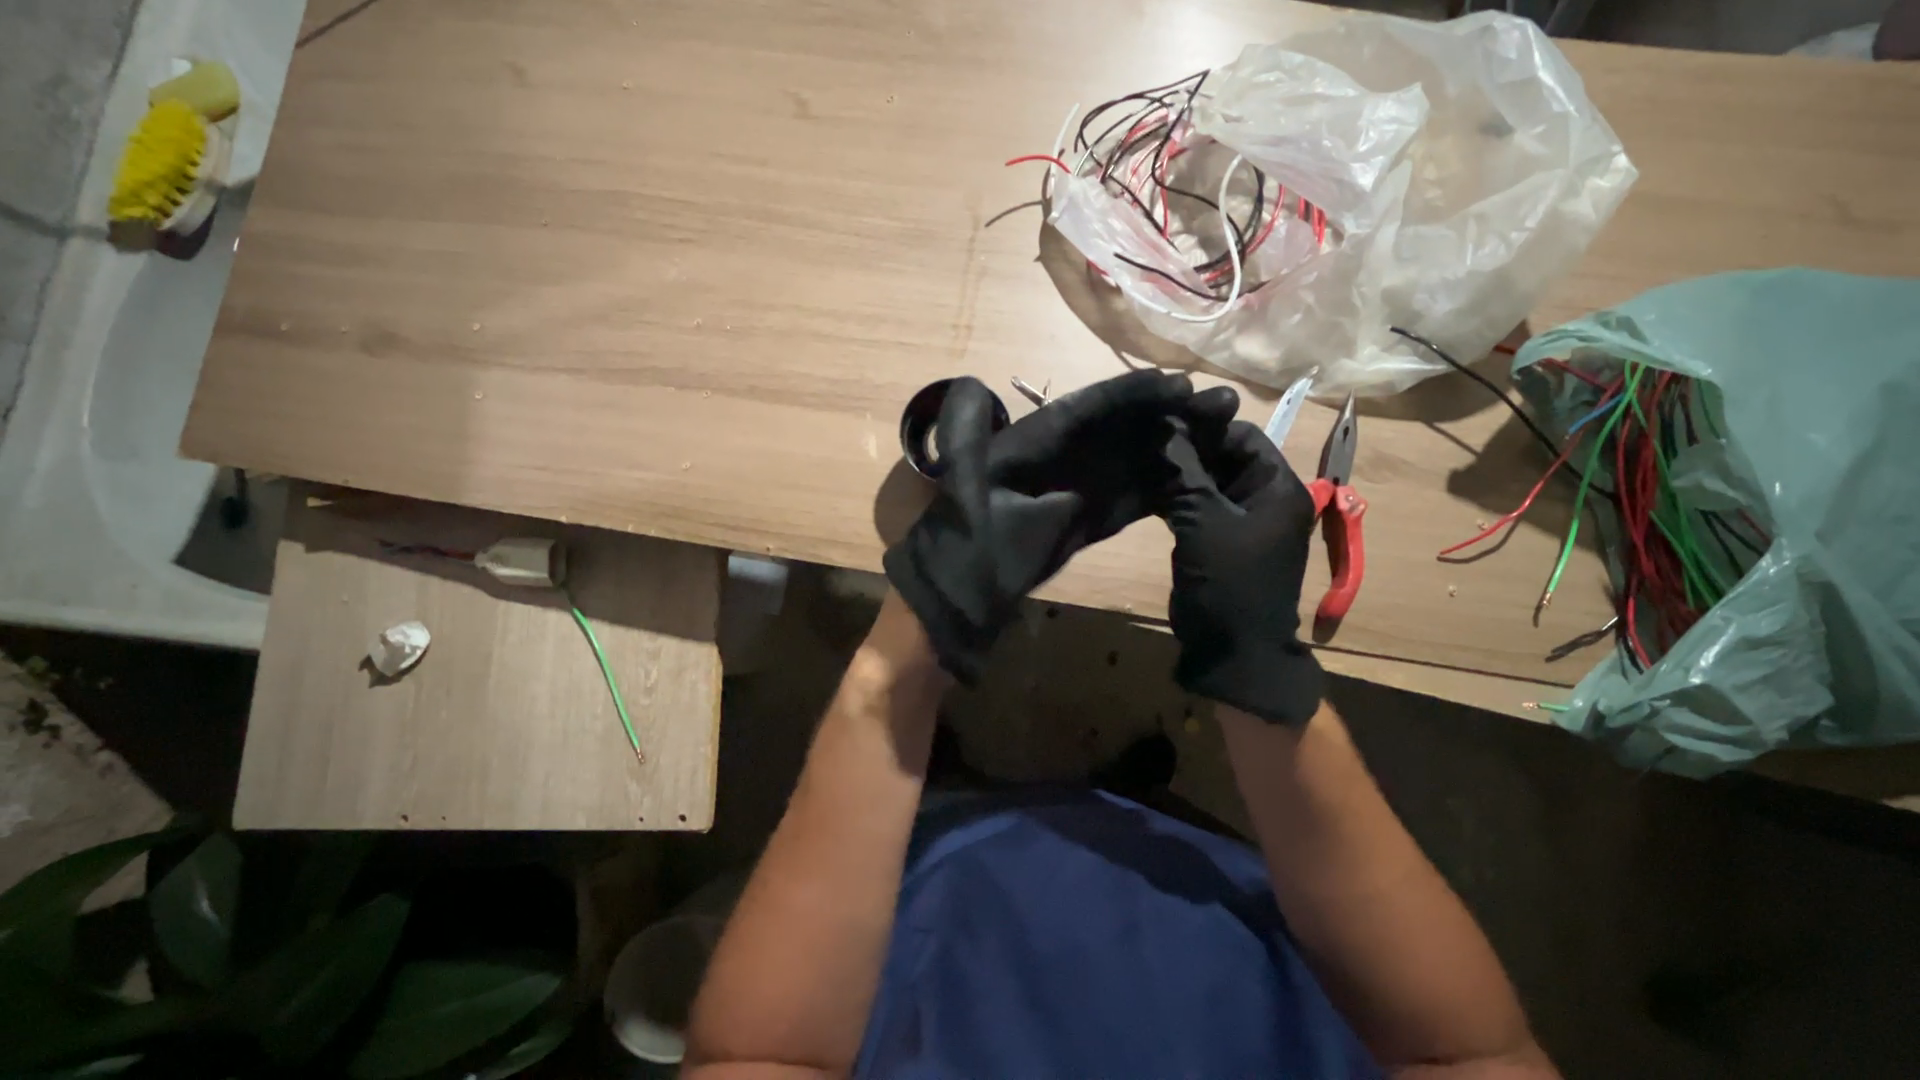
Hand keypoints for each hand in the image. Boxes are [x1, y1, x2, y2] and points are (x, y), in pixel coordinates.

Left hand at [884, 370, 1202, 681]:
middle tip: (1223, 405)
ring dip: (1179, 446)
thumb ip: (966, 438)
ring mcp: (1077, 487)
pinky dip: (1166, 486)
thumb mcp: (960, 489)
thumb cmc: (961, 548)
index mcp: (1032, 440)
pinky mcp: (1088, 519)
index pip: (1092, 407)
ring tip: (1227, 434)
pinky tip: (1203, 479)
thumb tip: (973, 386)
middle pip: (1123, 426)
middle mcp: (1061, 456)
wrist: (960, 603)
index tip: (1182, 384)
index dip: (1136, 393)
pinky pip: (1133, 496)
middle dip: (1171, 413)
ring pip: (1135, 458)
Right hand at [1163, 399, 1325, 725]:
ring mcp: (1239, 521)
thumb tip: (1160, 428)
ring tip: (1135, 457)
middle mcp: (1264, 498)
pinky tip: (1140, 487)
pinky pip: (1196, 505)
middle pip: (1223, 456)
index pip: (1242, 436)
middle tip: (1140, 437)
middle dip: (1185, 447)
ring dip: (1175, 471)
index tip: (1160, 419)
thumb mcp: (1204, 523)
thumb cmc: (1229, 583)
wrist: (1232, 652)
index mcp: (1278, 487)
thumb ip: (1182, 473)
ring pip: (1206, 480)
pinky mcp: (1216, 540)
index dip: (1204, 425)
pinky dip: (1172, 495)